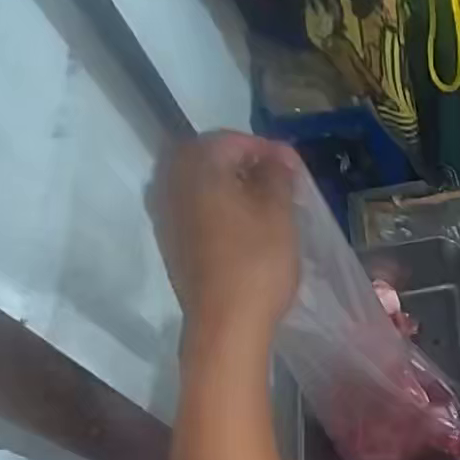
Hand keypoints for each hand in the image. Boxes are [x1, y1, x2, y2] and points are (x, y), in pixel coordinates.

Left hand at [151, 132, 302, 342]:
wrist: (226, 319)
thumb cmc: (258, 263)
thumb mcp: (279, 216)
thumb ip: (278, 178)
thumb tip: (278, 153)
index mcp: (197, 167)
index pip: (230, 140)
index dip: (265, 148)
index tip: (295, 166)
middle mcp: (171, 180)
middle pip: (207, 156)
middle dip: (243, 163)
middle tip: (279, 182)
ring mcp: (165, 210)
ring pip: (199, 181)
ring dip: (230, 185)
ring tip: (264, 204)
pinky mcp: (171, 237)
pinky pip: (194, 205)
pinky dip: (218, 205)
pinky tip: (243, 225)